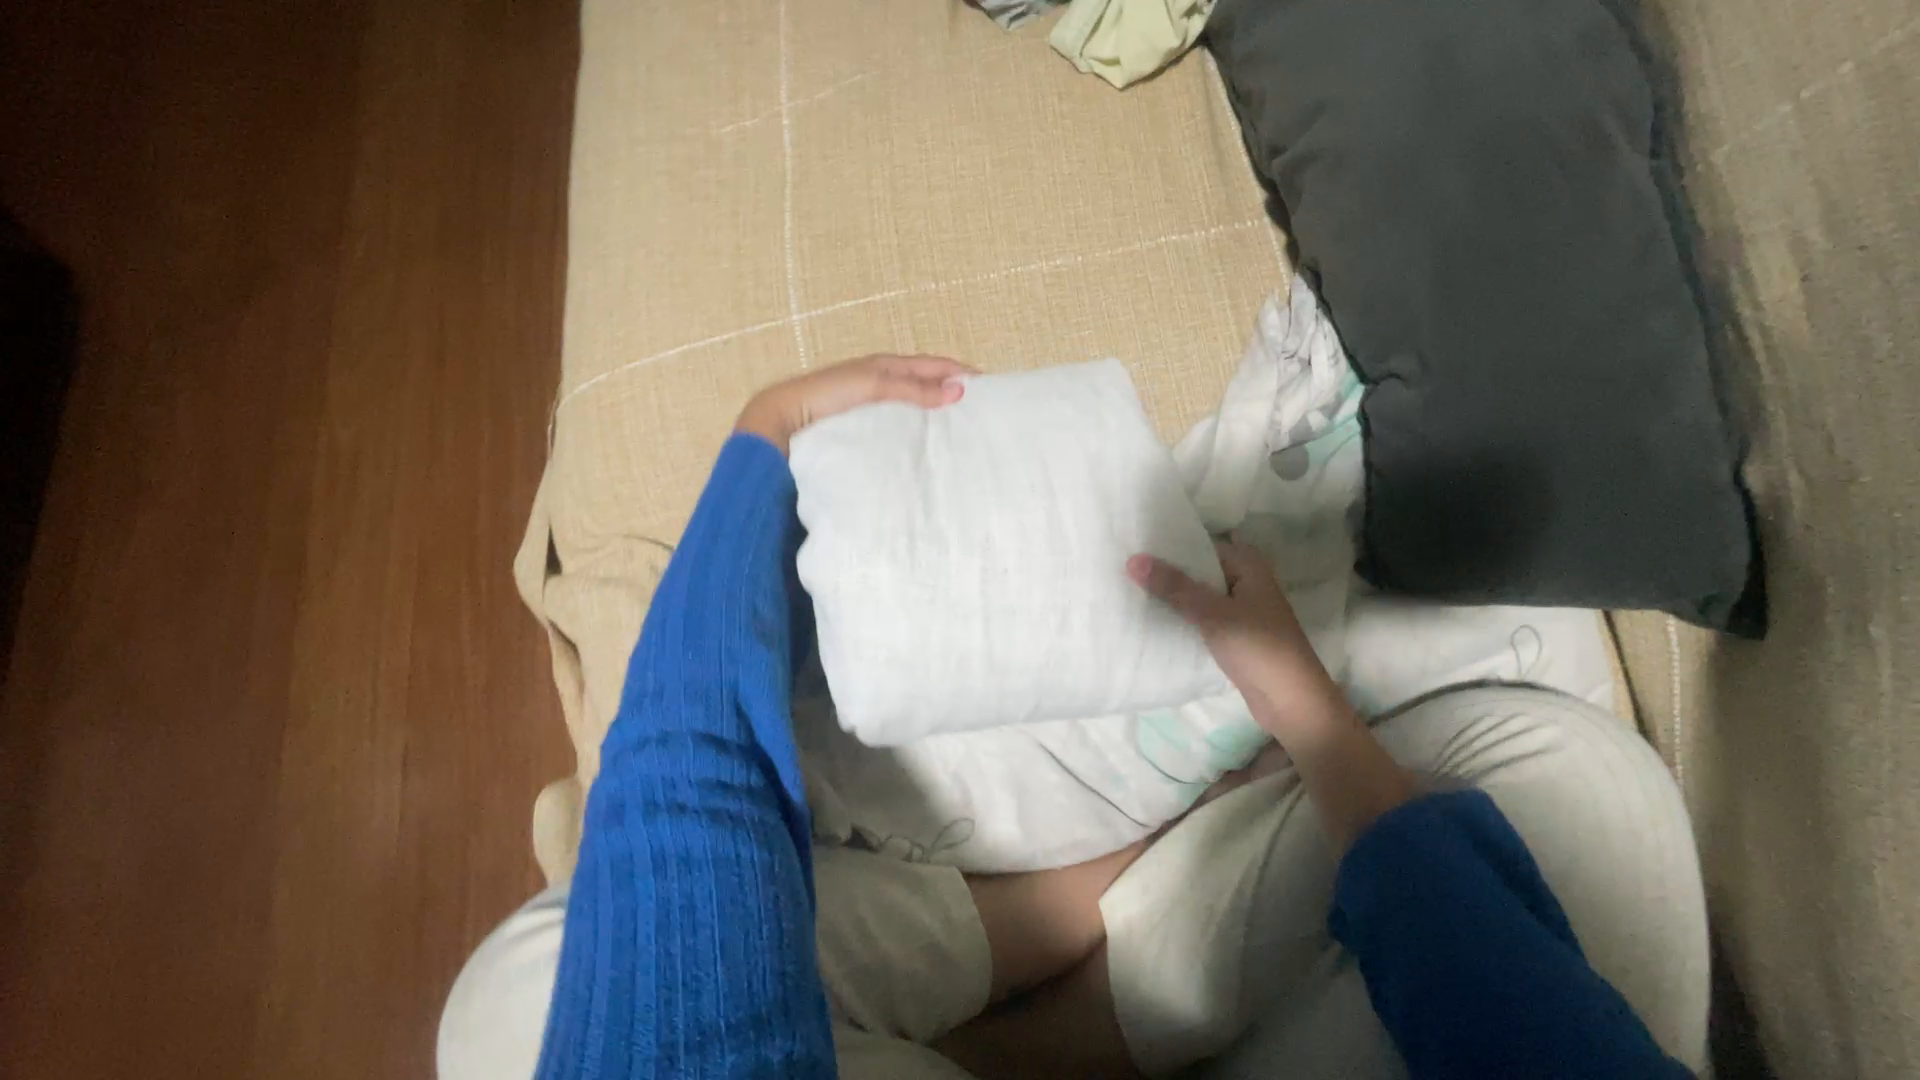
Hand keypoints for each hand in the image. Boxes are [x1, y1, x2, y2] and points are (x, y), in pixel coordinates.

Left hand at [735, 353, 976, 453]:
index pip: (935, 365)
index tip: (992, 387)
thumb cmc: (827, 396)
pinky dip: (919, 431)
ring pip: (915, 407)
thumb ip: (915, 389)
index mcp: (887, 365)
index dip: (962, 372)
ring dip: (938, 415)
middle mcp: (882, 383)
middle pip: (928, 385)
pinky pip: (901, 426)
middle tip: (983, 412)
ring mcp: (873, 407)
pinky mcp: (864, 430)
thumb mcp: (875, 386)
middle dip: (954, 393)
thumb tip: (960, 390)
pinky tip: (928, 446)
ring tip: (962, 433)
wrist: (784, 422)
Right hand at [1130, 541, 1420, 851]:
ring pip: (1199, 595)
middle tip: (1124, 568)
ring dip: (1173, 597)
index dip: (1170, 546)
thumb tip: (1133, 560)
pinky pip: (1202, 618)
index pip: (1202, 545)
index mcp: (1249, 565)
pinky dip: (1183, 618)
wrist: (1291, 701)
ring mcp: (1242, 610)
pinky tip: (1153, 620)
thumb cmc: (1258, 648)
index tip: (1134, 545)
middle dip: (1167, 572)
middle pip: (1199, 570)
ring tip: (1130, 591)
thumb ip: (1173, 586)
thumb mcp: (1213, 613)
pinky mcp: (1235, 635)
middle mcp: (1247, 581)